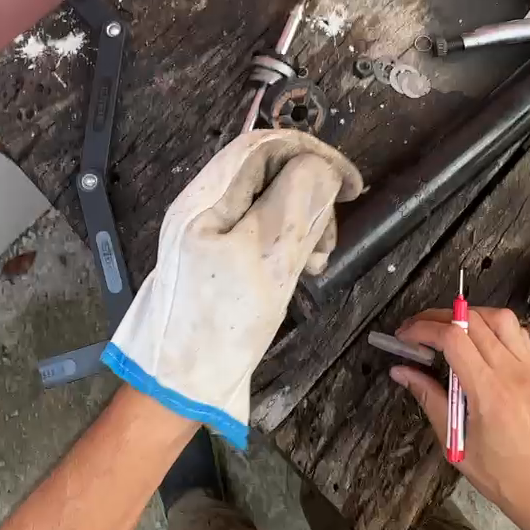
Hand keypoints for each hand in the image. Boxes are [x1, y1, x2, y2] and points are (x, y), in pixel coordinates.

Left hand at [102, 130, 361, 446]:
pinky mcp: (217, 251)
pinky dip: (287, 240)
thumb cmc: (222, 322)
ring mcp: (209, 227)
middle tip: (327, 239)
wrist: (178, 383)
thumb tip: (319, 165)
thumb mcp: (266, 259)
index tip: (351, 186)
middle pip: (269, 171)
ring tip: (316, 260)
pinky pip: (260, 227)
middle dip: (310, 194)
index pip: (265, 145)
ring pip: (270, 199)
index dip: (313, 154)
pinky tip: (301, 267)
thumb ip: (292, 203)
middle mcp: (205, 202)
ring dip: (303, 220)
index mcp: (208, 196)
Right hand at [390, 306, 529, 529]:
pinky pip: (518, 334)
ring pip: (499, 318)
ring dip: (468, 317)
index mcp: (490, 392)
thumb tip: (402, 372)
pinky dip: (493, 327)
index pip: (453, 338)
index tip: (405, 335)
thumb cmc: (506, 479)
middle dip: (438, 318)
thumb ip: (429, 399)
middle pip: (472, 320)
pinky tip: (480, 344)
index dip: (423, 328)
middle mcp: (513, 373)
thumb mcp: (457, 444)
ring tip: (450, 332)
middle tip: (419, 331)